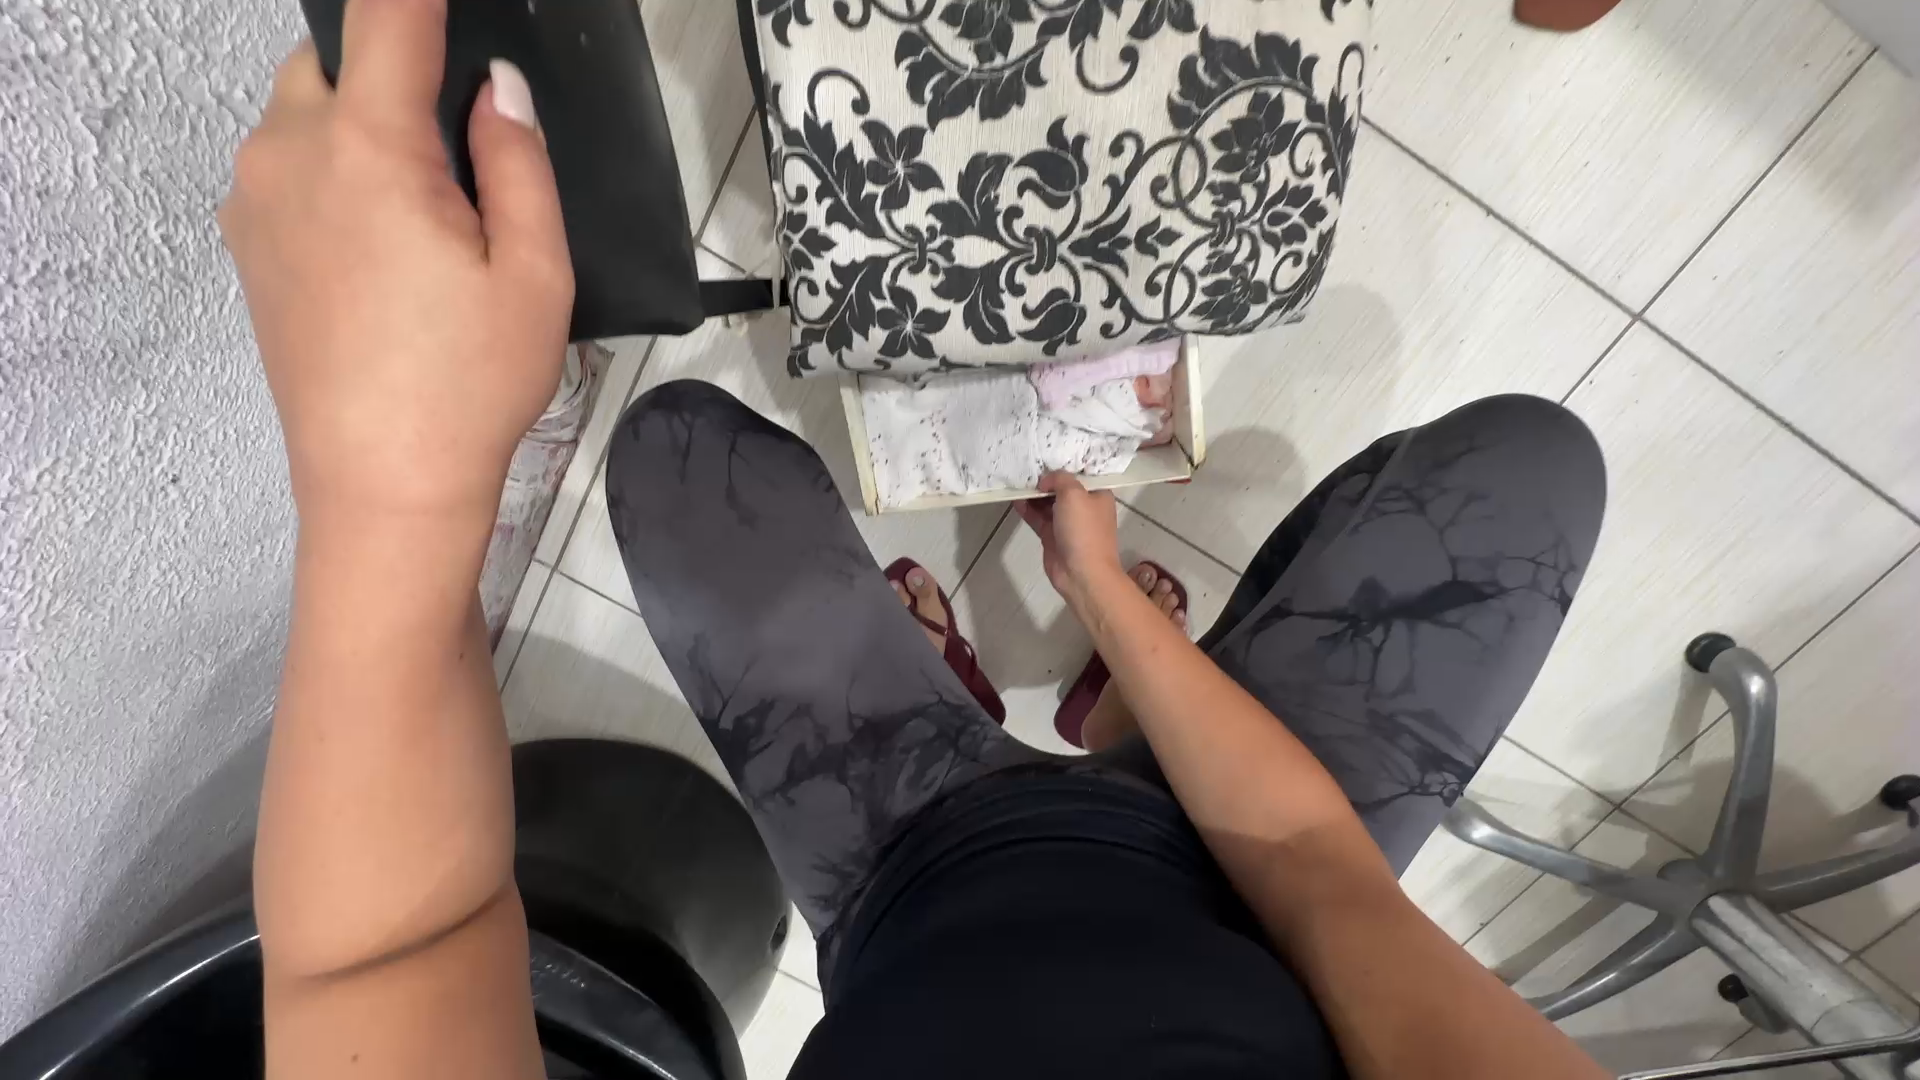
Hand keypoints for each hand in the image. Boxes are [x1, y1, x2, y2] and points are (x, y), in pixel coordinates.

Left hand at [220, 0, 573, 528]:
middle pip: (331, 62)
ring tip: (430, 221)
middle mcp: (288, 152)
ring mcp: (252, 198)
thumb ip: (519, 169)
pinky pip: (289, 170)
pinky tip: (387, 256)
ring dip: (365, 130)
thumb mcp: (537, 277)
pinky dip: (337, 174)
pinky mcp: (245, 243)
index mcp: (372, 151)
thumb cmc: (477, 377)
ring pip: (305, 116)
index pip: (385, 19)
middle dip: (393, 78)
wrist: (387, 475)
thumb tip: (496, 90)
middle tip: (465, 162)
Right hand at [1013, 471, 1127, 613]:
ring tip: (1016, 480)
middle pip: (1061, 488)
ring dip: (1033, 494)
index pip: (1081, 473)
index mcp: (1097, 494)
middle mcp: (1083, 506)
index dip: (1064, 464)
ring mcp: (1066, 523)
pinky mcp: (1051, 536)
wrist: (1082, 573)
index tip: (1045, 453)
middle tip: (1025, 465)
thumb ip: (1059, 479)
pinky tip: (1014, 499)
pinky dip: (1027, 509)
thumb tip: (1045, 481)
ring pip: (1046, 503)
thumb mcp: (1074, 494)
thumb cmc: (1084, 530)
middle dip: (1044, 479)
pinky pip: (1037, 517)